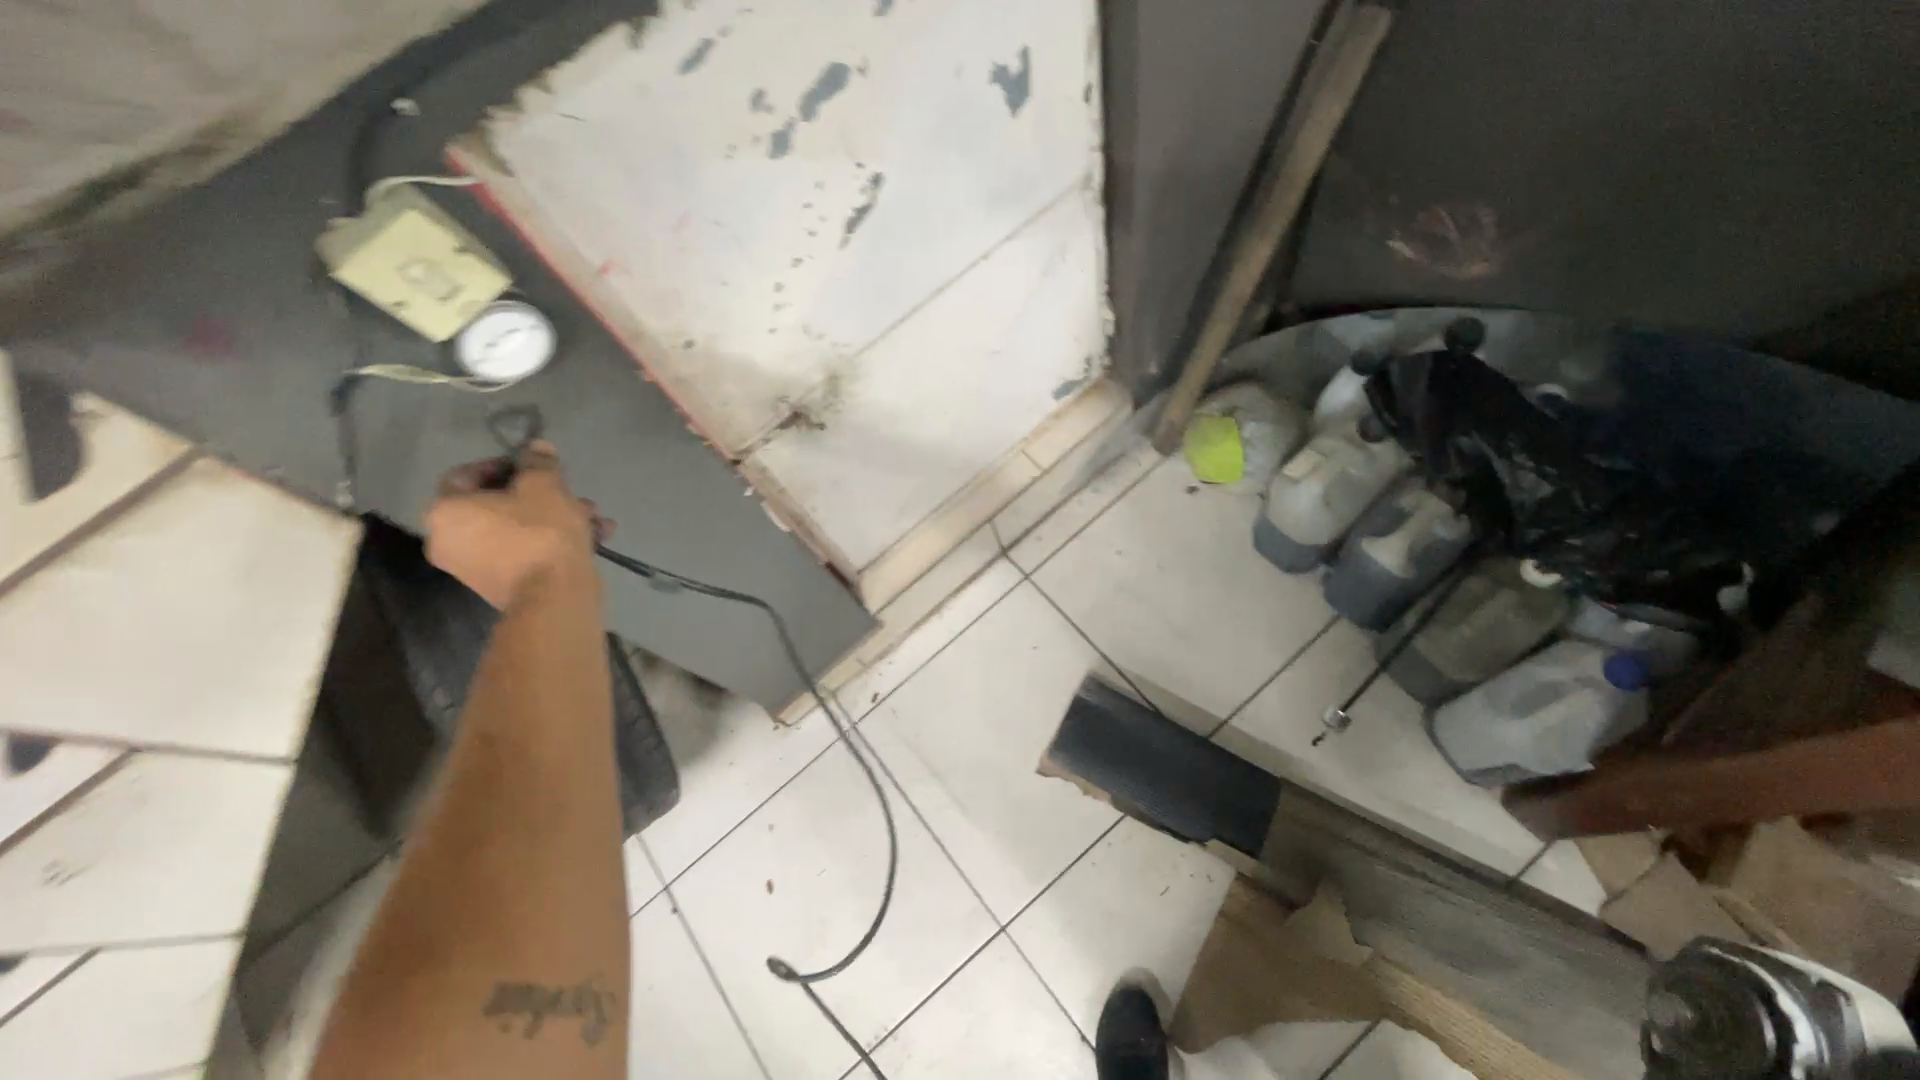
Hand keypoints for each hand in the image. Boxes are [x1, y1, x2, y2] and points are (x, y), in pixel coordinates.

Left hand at [423, 441, 612, 608]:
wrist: (555, 598)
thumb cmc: (540, 533)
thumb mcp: (545, 486)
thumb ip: (538, 462)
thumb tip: (537, 447)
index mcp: (446, 511)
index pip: (467, 474)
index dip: (505, 463)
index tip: (537, 465)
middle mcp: (450, 540)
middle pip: (498, 505)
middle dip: (543, 496)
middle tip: (574, 493)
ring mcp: (475, 568)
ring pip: (518, 529)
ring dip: (556, 518)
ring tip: (594, 518)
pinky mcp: (502, 586)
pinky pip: (524, 552)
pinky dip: (552, 543)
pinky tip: (594, 538)